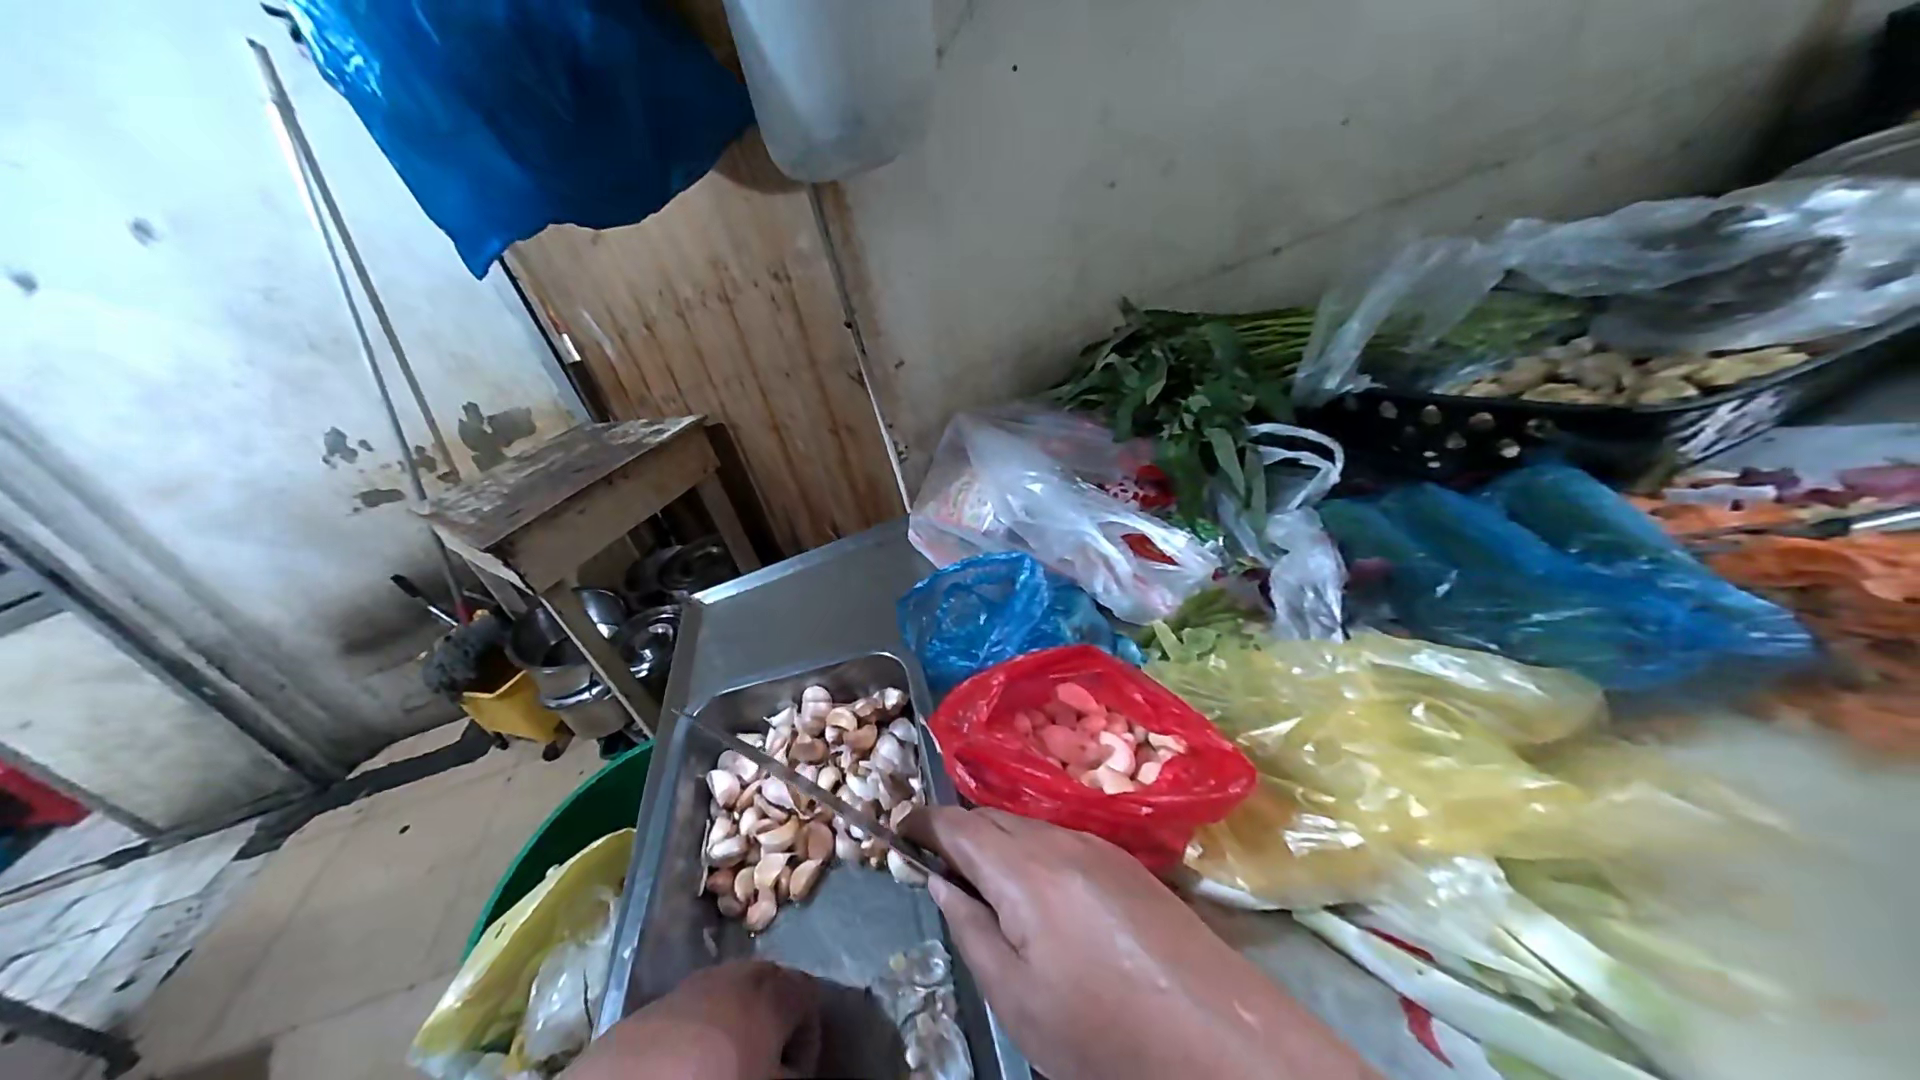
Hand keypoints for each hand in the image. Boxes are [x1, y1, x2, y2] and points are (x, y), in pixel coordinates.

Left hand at [564, 960, 819, 1079]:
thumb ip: (796, 1075)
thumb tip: (791, 1071)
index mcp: (772, 991)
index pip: (809, 993)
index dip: (809, 1037)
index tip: (795, 1074)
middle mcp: (736, 975)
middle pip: (770, 983)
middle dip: (775, 1019)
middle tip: (765, 1063)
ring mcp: (690, 986)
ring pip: (727, 992)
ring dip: (735, 1022)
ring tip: (724, 1064)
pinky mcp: (651, 1007)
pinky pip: (689, 1011)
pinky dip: (696, 1032)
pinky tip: (683, 1069)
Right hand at [921, 807, 1378, 1079]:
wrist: (1215, 1032)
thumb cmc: (1101, 1027)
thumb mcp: (1016, 996)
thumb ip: (971, 929)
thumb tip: (942, 883)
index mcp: (1025, 870)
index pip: (959, 825)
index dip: (924, 823)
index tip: (898, 831)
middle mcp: (1059, 839)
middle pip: (991, 816)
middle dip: (957, 830)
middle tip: (935, 861)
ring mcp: (1097, 844)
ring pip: (1025, 824)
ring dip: (995, 840)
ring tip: (981, 880)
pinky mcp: (1123, 860)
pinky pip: (1058, 837)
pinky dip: (1029, 849)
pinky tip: (1035, 891)